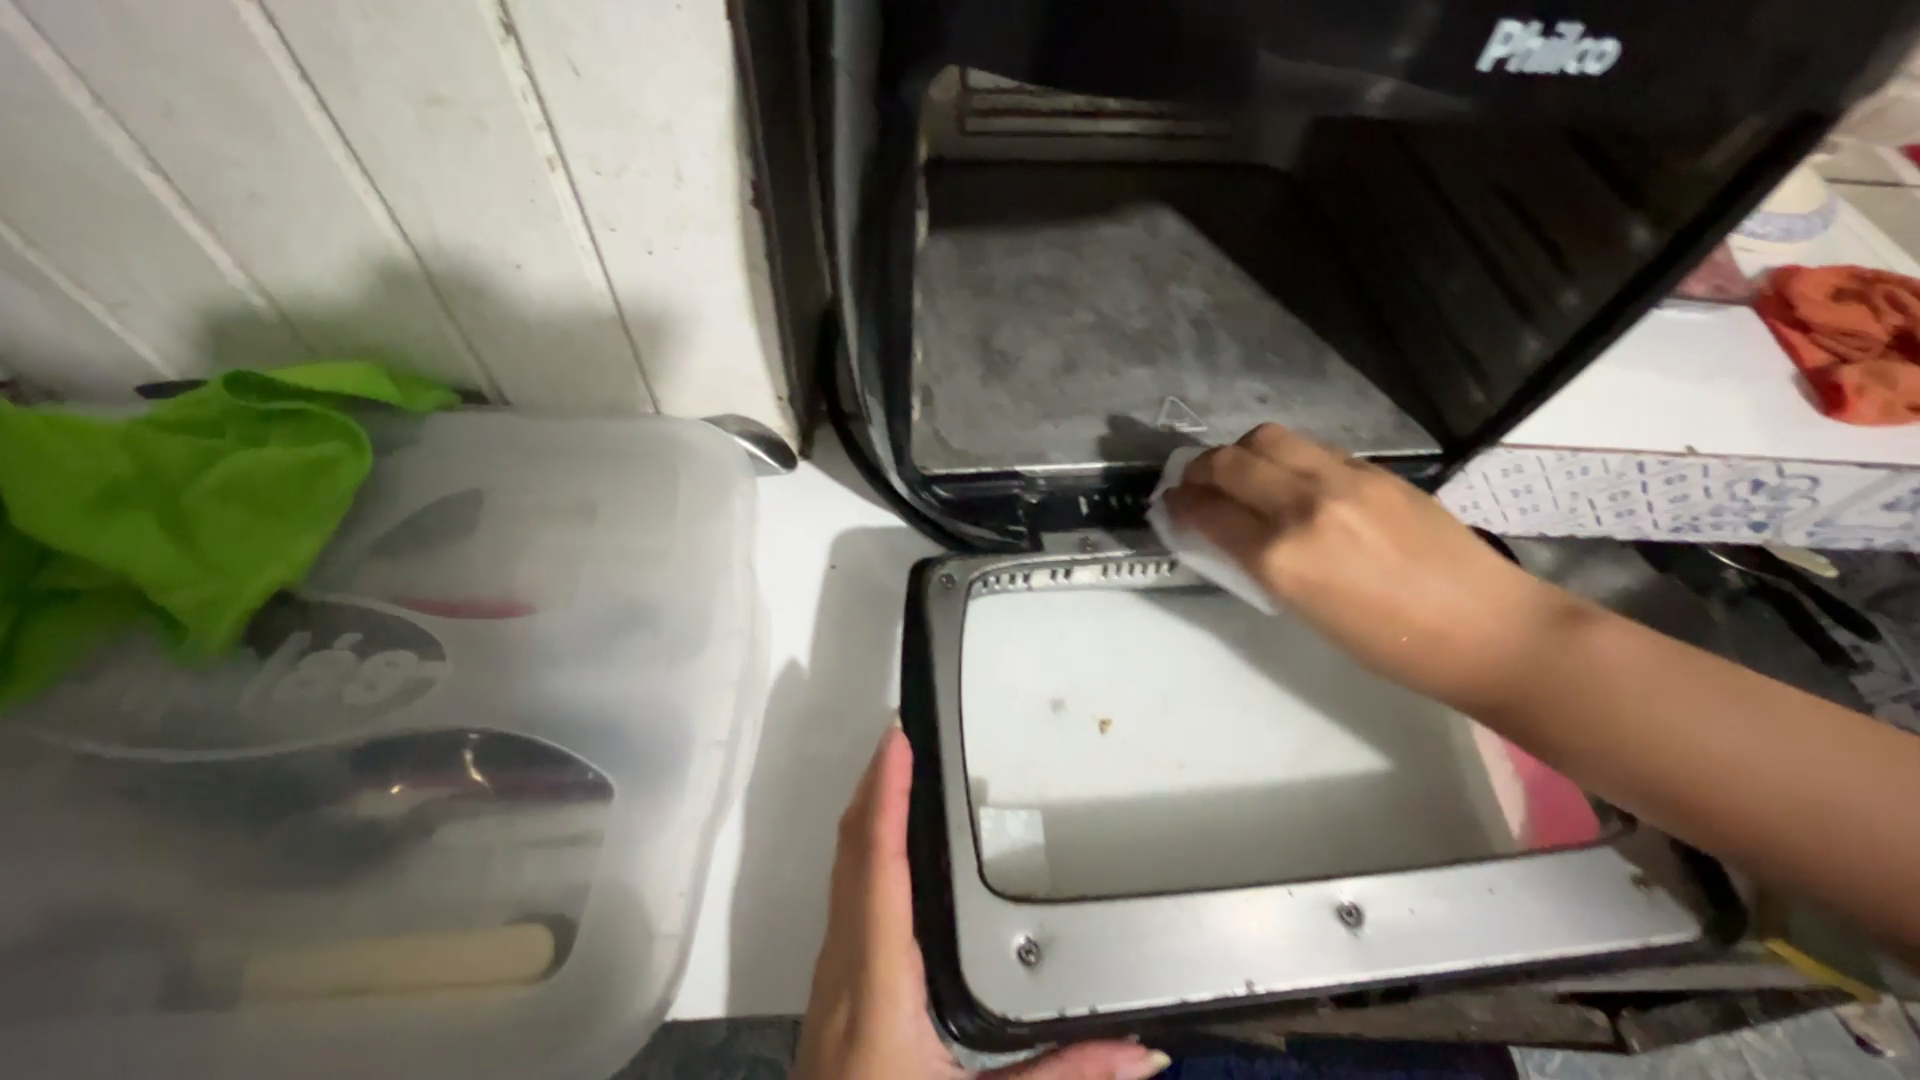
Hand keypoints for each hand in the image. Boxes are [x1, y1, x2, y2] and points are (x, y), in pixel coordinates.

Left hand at [792, 727, 1170, 1079]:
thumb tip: (1142, 1052)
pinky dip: (863, 853)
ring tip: (897, 776)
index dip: (885, 796)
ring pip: (841, 872)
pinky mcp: (835, 987)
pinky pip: (845, 897)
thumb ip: (1065, 1076)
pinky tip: (888, 851)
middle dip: (873, 788)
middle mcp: (843, 967)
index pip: (877, 865)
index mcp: (877, 983)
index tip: (896, 741)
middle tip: (902, 738)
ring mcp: (831, 976)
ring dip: (866, 816)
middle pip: (850, 854)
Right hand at [1164, 424, 1580, 711]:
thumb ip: (1256, 564)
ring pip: (1266, 439)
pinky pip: (1309, 448)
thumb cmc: (1385, 644)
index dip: (1180, 506)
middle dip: (1199, 470)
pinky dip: (1283, 458)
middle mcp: (1303, 507)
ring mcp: (1341, 480)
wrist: (1482, 627)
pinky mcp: (1374, 469)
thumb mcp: (1302, 611)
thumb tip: (1221, 532)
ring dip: (1239, 452)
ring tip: (1239, 473)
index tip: (1170, 506)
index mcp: (1281, 558)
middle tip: (1194, 484)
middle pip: (1228, 462)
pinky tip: (1289, 479)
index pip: (1208, 512)